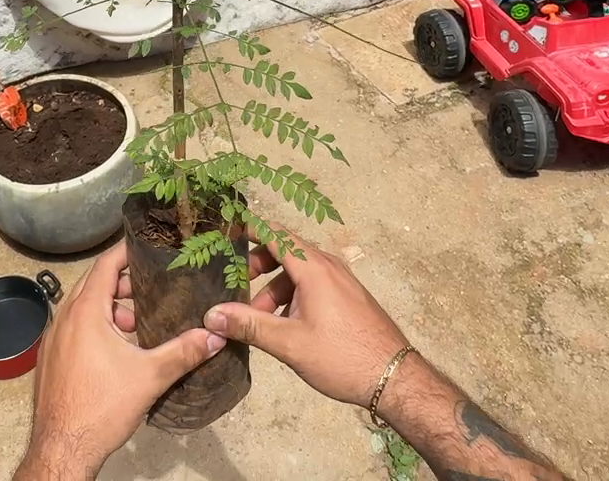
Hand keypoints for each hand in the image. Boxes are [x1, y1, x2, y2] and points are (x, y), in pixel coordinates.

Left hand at [16, 241, 226, 479]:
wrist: (62, 450)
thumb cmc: (101, 407)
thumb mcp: (149, 377)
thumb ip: (183, 352)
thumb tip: (215, 336)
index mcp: (85, 310)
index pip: (105, 263)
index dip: (127, 251)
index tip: (148, 247)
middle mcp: (64, 316)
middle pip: (95, 283)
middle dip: (124, 283)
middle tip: (152, 290)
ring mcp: (52, 337)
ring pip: (83, 306)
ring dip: (110, 308)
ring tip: (137, 324)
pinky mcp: (49, 358)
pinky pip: (73, 327)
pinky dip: (94, 325)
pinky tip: (115, 348)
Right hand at [203, 228, 408, 406]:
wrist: (396, 379)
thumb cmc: (341, 356)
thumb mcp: (289, 343)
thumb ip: (249, 325)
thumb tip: (212, 315)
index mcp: (312, 267)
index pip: (273, 233)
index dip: (247, 229)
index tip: (225, 234)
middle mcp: (327, 264)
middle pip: (284, 250)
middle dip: (257, 265)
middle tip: (238, 286)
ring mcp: (341, 280)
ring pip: (298, 271)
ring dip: (275, 287)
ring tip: (260, 319)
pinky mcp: (348, 296)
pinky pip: (313, 283)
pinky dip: (293, 295)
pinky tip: (287, 326)